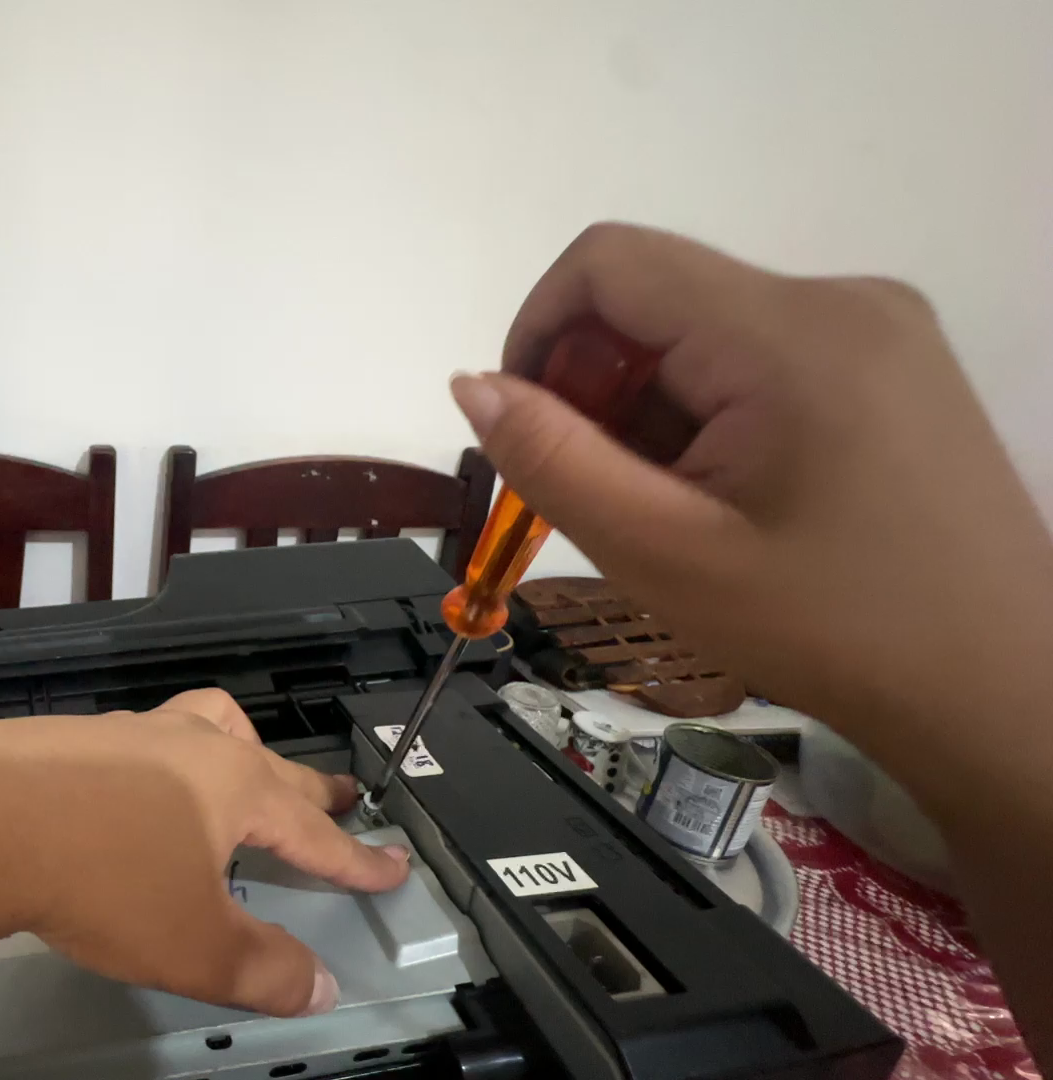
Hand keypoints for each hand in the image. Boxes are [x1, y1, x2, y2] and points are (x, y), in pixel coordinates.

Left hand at [0, 688, 410, 1017]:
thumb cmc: (100, 875)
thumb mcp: (195, 946)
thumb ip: (264, 969)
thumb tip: (316, 985)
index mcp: (234, 787)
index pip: (315, 831)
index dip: (357, 858)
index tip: (390, 863)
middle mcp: (192, 745)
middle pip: (271, 765)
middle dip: (313, 790)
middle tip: (342, 799)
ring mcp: (136, 730)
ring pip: (210, 722)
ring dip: (241, 745)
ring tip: (244, 768)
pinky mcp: (86, 734)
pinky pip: (152, 732)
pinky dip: (173, 753)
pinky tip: (147, 784)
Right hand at [449, 224, 1052, 811]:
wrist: (994, 685)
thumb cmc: (822, 623)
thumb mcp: (654, 548)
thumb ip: (548, 457)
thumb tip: (469, 384)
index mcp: (787, 332)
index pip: (607, 263)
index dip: (534, 330)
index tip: (527, 424)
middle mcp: (833, 302)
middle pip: (643, 301)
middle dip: (585, 389)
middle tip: (597, 488)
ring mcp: (861, 331)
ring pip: (680, 337)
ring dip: (632, 414)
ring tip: (661, 504)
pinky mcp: (868, 365)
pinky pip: (728, 361)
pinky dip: (681, 420)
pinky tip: (706, 491)